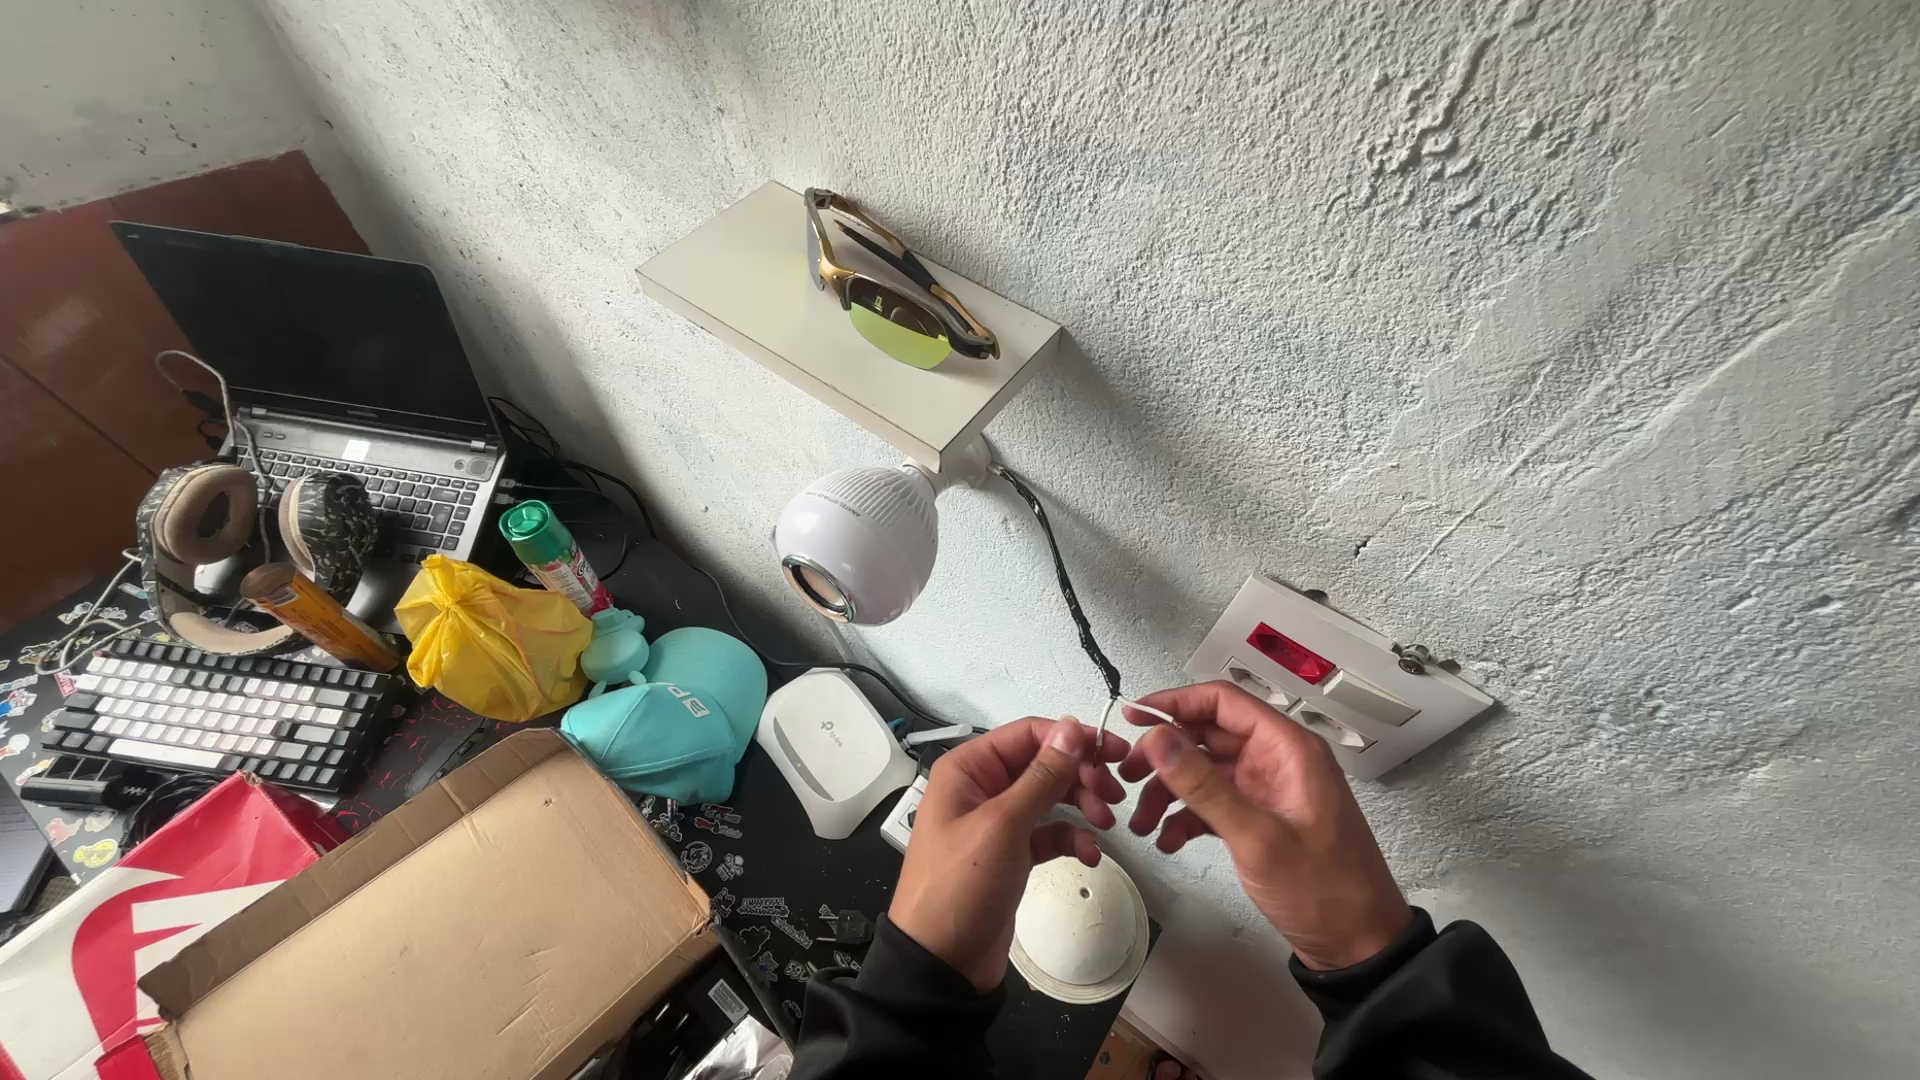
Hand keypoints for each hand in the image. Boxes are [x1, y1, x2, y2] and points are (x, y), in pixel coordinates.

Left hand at [889, 717, 1130, 991]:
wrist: (942, 963)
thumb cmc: (960, 885)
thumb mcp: (1004, 824)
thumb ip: (1042, 775)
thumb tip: (1072, 727)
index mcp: (969, 768)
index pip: (1028, 733)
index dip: (1072, 739)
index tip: (1112, 753)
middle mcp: (981, 786)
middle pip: (1042, 763)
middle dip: (1081, 774)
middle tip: (1113, 794)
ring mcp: (997, 821)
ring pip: (1050, 796)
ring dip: (1082, 805)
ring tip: (1106, 823)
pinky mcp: (1011, 853)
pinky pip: (1049, 832)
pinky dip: (1071, 838)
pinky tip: (1089, 854)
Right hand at [1119, 681, 1412, 969]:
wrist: (1359, 950)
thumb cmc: (1323, 890)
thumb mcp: (1257, 836)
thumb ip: (1202, 784)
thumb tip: (1156, 737)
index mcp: (1286, 748)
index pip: (1222, 701)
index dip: (1175, 702)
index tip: (1134, 715)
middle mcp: (1274, 759)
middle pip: (1205, 735)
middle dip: (1163, 755)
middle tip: (1127, 775)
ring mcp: (1265, 788)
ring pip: (1201, 771)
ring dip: (1167, 792)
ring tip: (1141, 822)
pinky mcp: (1257, 816)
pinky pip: (1209, 802)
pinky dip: (1183, 817)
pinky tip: (1166, 840)